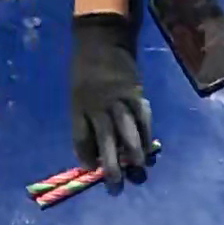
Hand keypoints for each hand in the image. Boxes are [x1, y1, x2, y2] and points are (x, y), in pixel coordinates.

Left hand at [70, 13, 153, 185]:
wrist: (102, 39)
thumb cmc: (84, 72)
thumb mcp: (75, 95)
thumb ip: (83, 121)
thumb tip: (92, 152)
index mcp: (80, 106)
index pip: (82, 137)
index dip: (86, 156)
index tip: (91, 169)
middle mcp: (99, 105)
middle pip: (106, 139)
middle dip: (111, 165)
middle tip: (116, 185)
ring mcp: (120, 99)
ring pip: (128, 130)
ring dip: (133, 153)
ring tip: (138, 169)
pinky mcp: (136, 94)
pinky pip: (143, 118)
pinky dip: (146, 135)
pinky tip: (148, 150)